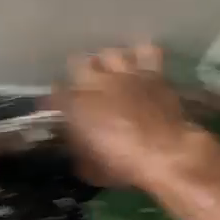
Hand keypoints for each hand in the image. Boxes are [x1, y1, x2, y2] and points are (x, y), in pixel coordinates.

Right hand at [48, 44, 206, 189]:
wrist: (167, 154)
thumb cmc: (124, 165)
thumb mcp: (90, 168)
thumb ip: (78, 149)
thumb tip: (75, 144)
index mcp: (76, 106)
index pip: (55, 93)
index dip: (53, 100)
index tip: (55, 107)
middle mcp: (97, 83)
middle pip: (78, 63)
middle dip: (76, 74)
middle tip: (81, 86)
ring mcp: (126, 74)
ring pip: (109, 53)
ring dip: (106, 62)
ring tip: (108, 71)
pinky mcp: (153, 72)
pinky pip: (146, 51)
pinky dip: (140, 54)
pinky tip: (139, 62)